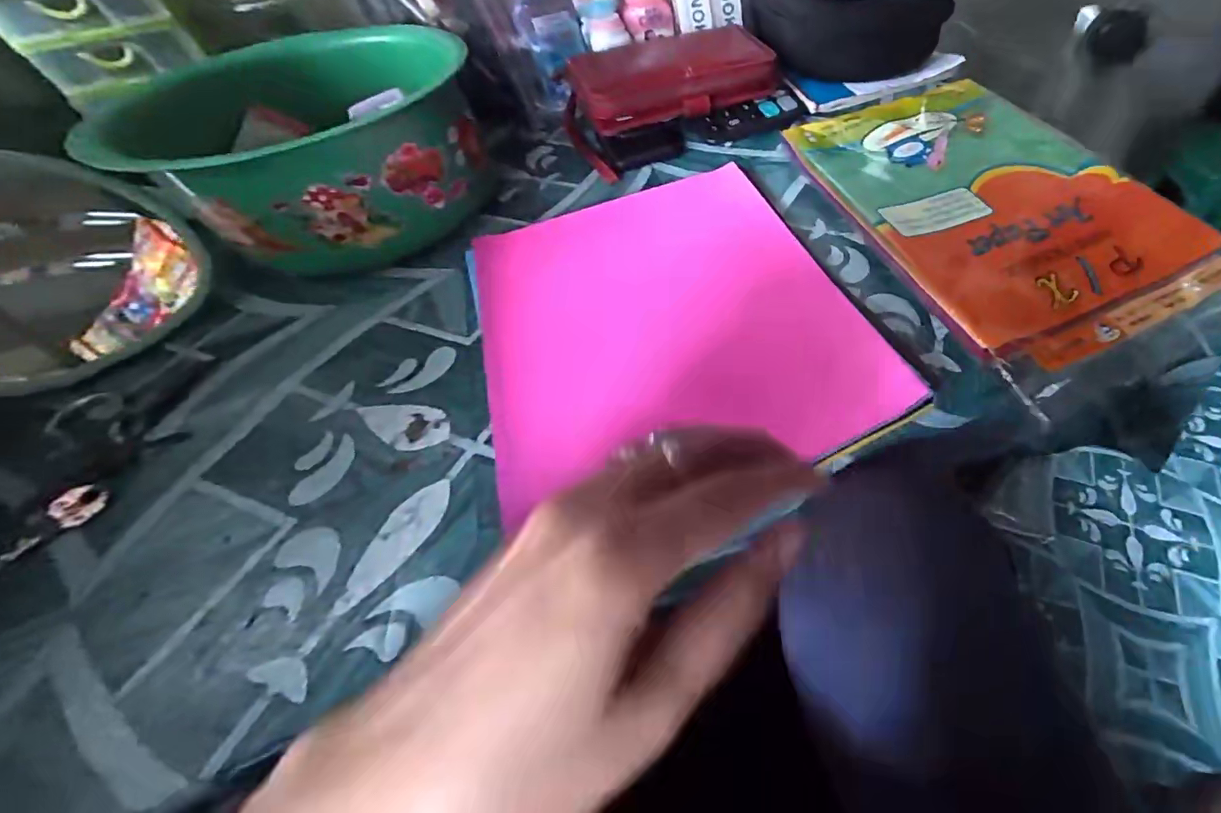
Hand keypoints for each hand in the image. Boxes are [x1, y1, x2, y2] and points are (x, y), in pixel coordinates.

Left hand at [244, 428, 822, 812]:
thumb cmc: (532, 769)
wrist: (397, 770)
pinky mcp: (535, 517)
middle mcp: (588, 508)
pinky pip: (621, 470)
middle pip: (686, 450)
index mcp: (621, 557)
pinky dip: (670, 467)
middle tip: (796, 472)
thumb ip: (724, 619)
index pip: (723, 494)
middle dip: (749, 451)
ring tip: (753, 479)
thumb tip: (785, 543)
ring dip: (709, 452)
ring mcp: (555, 505)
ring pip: (652, 452)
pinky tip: (687, 497)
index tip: (823, 482)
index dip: (780, 482)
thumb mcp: (648, 714)